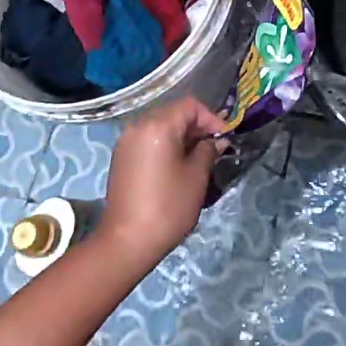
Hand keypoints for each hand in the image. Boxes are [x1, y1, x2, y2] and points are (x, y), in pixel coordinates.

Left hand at [98, 97, 228, 264]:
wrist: (127, 240)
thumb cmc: (168, 206)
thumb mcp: (196, 177)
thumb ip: (208, 151)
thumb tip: (216, 141)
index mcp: (157, 125)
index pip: (190, 106)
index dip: (211, 118)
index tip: (224, 138)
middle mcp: (138, 125)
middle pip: (173, 113)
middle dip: (196, 127)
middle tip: (214, 149)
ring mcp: (126, 141)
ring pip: (160, 127)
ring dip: (181, 137)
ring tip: (197, 160)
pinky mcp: (121, 157)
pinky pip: (147, 140)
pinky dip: (165, 146)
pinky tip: (176, 167)